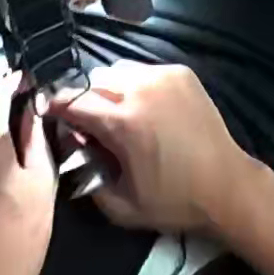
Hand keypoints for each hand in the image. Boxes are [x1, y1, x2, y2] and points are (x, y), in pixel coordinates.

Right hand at [53, 61, 260, 235]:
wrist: (224, 183)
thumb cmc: (172, 199)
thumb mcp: (120, 205)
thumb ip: (86, 175)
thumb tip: (73, 148)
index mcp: (123, 121)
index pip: (75, 101)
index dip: (57, 106)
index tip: (49, 113)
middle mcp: (141, 89)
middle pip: (94, 80)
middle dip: (84, 98)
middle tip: (89, 121)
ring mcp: (163, 75)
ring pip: (119, 69)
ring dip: (110, 88)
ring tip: (118, 112)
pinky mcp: (181, 71)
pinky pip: (145, 70)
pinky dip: (136, 83)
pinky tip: (146, 106)